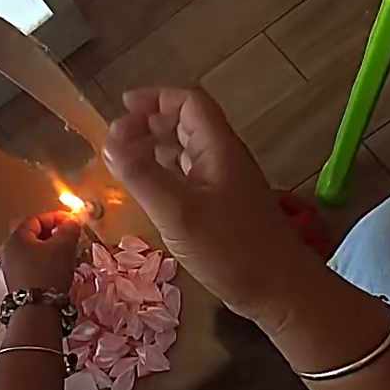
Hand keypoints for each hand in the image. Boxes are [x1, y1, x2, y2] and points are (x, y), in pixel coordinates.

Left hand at [0, 211, 82, 293]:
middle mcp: (9, 250)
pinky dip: (43, 261)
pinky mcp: (16, 282)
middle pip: (32, 234)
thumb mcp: (64, 246)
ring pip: (31, 250)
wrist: (37, 311)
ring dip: (48, 248)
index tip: (71, 222)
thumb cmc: (49, 273)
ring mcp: (10, 267)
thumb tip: (72, 221)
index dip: (55, 217)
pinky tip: (56, 268)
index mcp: (16, 237)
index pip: (36, 218)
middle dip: (51, 233)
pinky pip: (31, 264)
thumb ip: (69, 228)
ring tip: (65, 252)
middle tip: (67, 236)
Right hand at [103, 87, 326, 333]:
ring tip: (125, 160)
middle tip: (117, 139)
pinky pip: (188, 174)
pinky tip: (147, 188)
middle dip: (149, 122)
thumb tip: (109, 143)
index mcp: (218, 147)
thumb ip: (142, 175)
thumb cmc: (231, 249)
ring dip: (155, 146)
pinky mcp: (222, 204)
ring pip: (186, 148)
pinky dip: (164, 171)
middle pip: (185, 121)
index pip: (188, 102)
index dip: (155, 98)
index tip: (122, 108)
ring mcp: (224, 181)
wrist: (280, 291)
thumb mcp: (178, 212)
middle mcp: (223, 157)